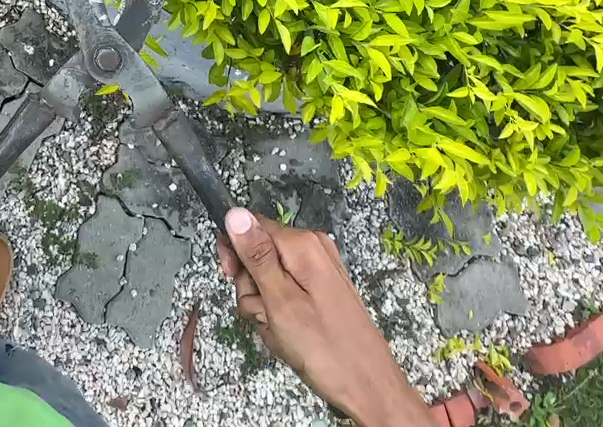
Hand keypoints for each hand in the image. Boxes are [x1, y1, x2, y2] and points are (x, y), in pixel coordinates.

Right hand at [218, 208, 430, 426]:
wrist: (370, 389)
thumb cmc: (325, 349)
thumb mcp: (281, 301)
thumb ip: (256, 256)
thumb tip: (234, 213)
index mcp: (301, 244)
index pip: (249, 226)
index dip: (235, 252)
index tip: (232, 278)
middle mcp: (313, 247)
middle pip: (259, 251)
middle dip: (252, 285)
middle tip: (265, 314)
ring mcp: (320, 268)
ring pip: (270, 274)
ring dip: (265, 304)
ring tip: (279, 329)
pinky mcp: (323, 287)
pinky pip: (287, 288)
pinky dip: (280, 310)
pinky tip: (289, 333)